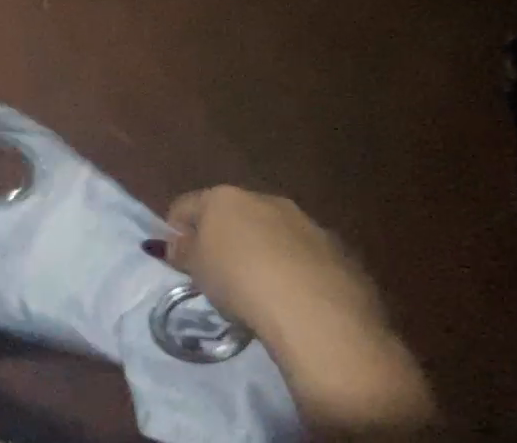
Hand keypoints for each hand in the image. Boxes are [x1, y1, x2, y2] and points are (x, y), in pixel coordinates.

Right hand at [165, 186, 382, 338]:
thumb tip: (171, 244)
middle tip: (220, 271)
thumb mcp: (195, 270)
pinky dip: (298, 270)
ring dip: (264, 252)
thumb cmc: (241, 283)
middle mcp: (267, 201)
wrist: (321, 319)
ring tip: (262, 287)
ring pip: (275, 234)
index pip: (186, 206)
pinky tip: (296, 298)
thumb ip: (180, 251)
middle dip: (225, 238)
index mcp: (224, 197)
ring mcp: (311, 226)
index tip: (181, 258)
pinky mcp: (345, 255)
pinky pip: (308, 257)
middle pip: (234, 216)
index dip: (177, 231)